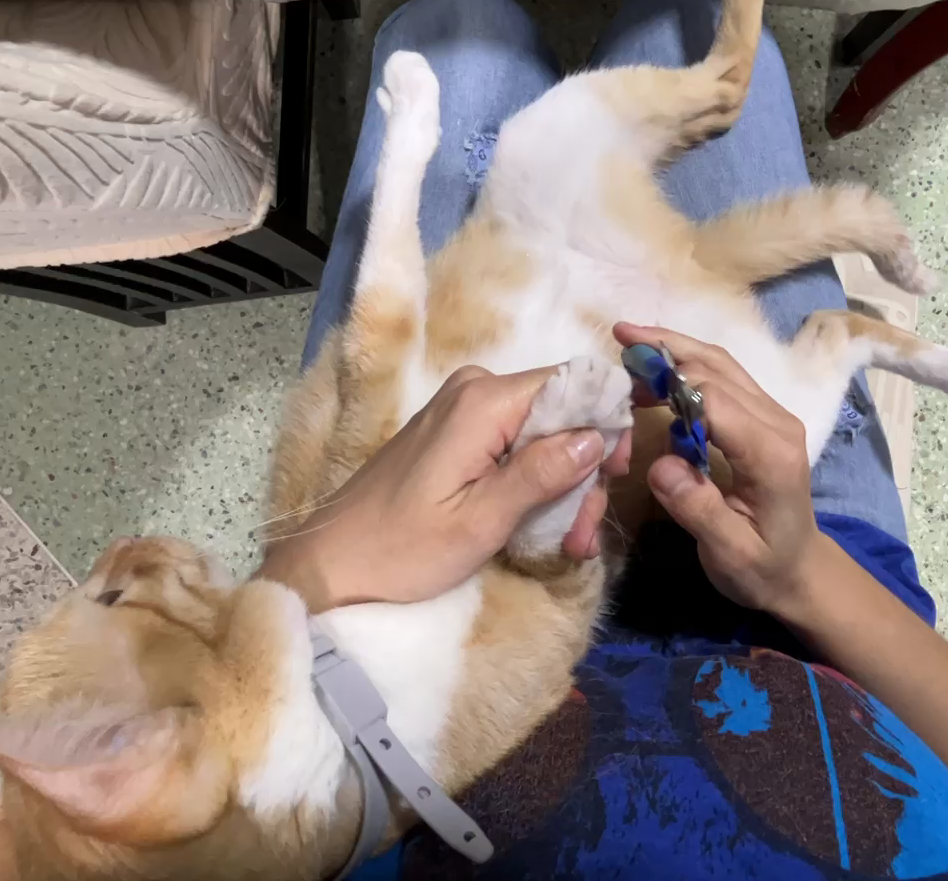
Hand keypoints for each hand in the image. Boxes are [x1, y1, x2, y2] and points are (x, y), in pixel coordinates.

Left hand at [259, 364, 632, 610]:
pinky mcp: (458, 431)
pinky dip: (536, 482)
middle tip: (583, 535)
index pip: (572, 383)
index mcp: (484, 401)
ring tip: (567, 543)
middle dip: (583, 471)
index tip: (615, 475)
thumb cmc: (402, 548)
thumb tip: (597, 436)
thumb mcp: (480, 520)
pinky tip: (545, 527)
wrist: (332, 563)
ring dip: (564, 486)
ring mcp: (465, 409)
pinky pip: (517, 444)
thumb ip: (541, 473)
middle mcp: (478, 389)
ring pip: (544, 432)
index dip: (605, 423)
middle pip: (560, 413)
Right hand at [614, 324, 832, 617]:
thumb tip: (660, 466)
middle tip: (619, 337)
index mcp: (770, 453)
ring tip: (629, 343)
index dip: (670, 384)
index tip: (625, 384)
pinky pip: (722, 378)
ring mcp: (772, 415)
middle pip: (718, 366)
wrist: (801, 572)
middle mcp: (776, 422)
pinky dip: (686, 366)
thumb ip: (698, 510)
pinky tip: (655, 370)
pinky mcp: (762, 417)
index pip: (715, 398)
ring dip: (675, 350)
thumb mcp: (730, 554)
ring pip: (720, 364)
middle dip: (667, 348)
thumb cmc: (764, 569)